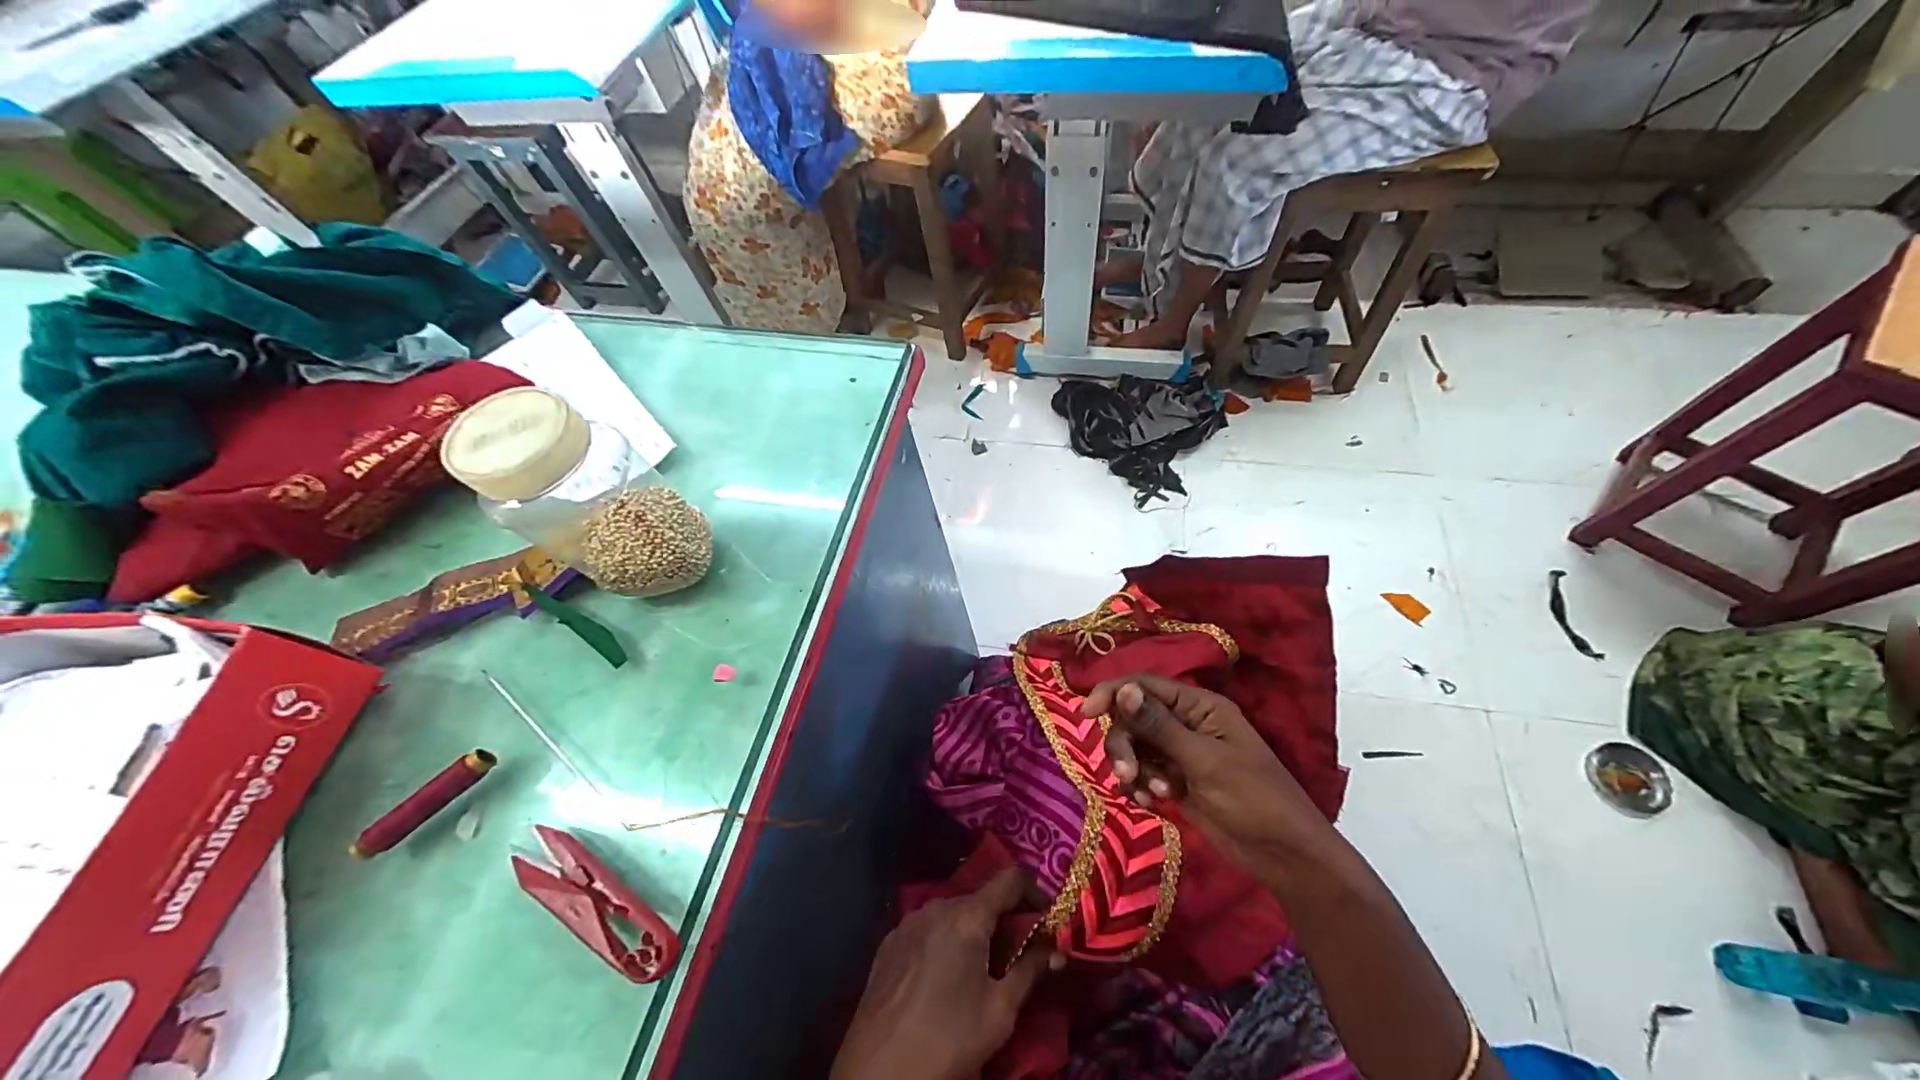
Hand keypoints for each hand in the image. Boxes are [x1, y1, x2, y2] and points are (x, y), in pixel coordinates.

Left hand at [832, 868, 1055, 1079]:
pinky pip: (927, 928)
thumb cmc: (948, 1039)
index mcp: (967, 916)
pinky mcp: (889, 942)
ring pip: (952, 913)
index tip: (1047, 918)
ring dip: (973, 930)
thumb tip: (1056, 951)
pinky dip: (945, 940)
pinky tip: (944, 976)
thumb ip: (1030, 971)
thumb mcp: (1000, 1011)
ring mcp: (908, 922)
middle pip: (981, 898)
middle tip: (1019, 953)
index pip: (1011, 879)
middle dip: (1005, 918)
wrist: (878, 1071)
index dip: (1035, 892)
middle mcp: (936, 907)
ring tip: (981, 968)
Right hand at [1083, 675, 1333, 873]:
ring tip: (1150, 793)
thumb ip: (1159, 726)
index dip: (1112, 693)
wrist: (1284, 856)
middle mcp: (1187, 722)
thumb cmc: (1253, 799)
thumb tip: (1124, 690)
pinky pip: (1142, 772)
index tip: (1085, 713)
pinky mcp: (1176, 780)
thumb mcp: (1204, 761)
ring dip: (1132, 767)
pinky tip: (1150, 802)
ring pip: (1134, 746)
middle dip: (1123, 743)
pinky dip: (1138, 785)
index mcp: (1200, 706)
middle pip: (1133, 717)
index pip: (1145, 685)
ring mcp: (1180, 753)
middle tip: (1125, 772)